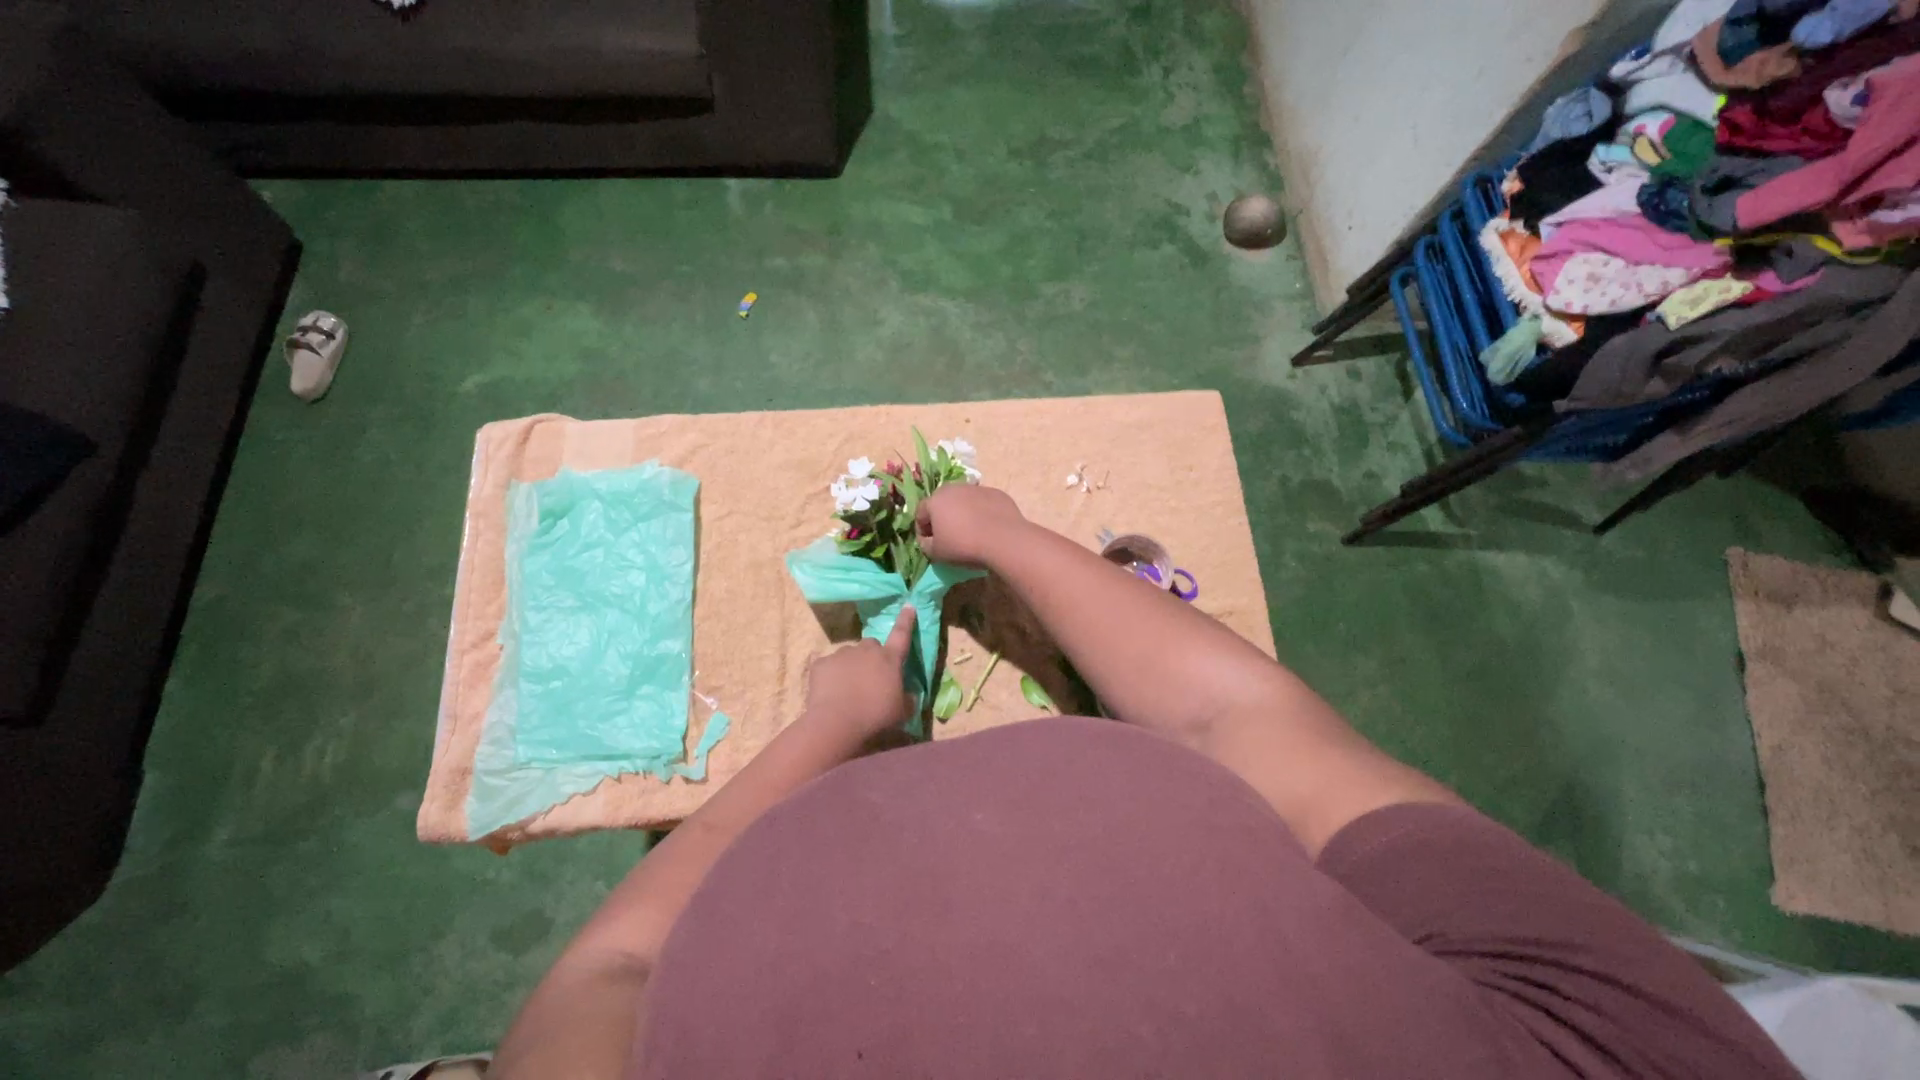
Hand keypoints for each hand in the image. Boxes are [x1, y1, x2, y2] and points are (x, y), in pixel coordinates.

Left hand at [803, 605, 918, 741]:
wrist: (837, 722)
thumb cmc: (876, 716)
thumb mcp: (902, 712)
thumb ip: (907, 699)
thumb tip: (909, 695)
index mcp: (889, 659)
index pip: (901, 634)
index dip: (906, 620)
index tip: (908, 605)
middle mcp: (866, 650)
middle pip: (871, 645)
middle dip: (871, 657)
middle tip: (870, 678)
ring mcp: (841, 655)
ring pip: (848, 655)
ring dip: (851, 667)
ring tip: (848, 690)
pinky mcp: (821, 664)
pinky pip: (828, 667)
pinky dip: (831, 676)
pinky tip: (831, 694)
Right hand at [914, 485, 1027, 567]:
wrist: (1004, 540)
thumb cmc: (963, 546)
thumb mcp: (936, 553)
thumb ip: (925, 544)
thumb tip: (927, 539)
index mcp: (935, 500)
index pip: (920, 513)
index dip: (922, 530)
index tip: (929, 543)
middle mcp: (954, 488)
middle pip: (943, 503)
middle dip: (942, 518)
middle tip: (948, 536)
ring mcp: (977, 489)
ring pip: (964, 501)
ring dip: (963, 513)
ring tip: (970, 532)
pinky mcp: (997, 493)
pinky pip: (983, 503)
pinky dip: (982, 513)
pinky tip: (987, 528)